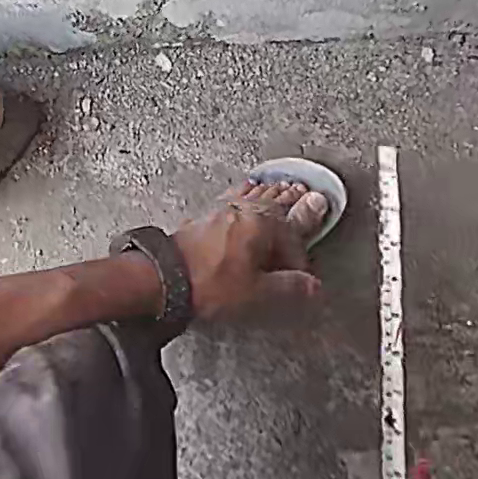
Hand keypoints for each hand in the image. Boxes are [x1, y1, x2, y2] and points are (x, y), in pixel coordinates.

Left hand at [171, 179, 324, 321]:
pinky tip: (243, 190)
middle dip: (289, 202)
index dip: (298, 261)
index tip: (300, 278)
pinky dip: (244, 194)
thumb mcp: (256, 292)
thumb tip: (311, 285)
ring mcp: (221, 210)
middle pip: (273, 203)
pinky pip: (232, 198)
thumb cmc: (210, 284)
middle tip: (301, 192)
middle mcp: (242, 211)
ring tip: (278, 186)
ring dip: (267, 194)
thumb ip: (288, 286)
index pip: (292, 238)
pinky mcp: (205, 217)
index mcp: (261, 224)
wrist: (165, 278)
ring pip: (252, 197)